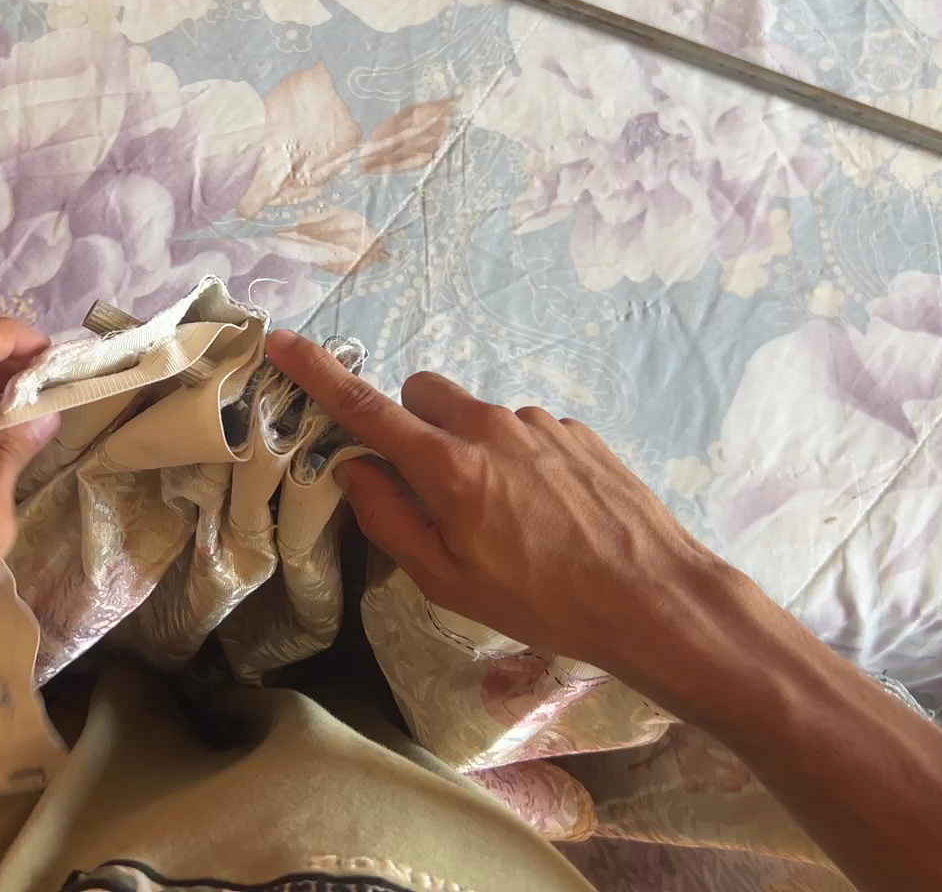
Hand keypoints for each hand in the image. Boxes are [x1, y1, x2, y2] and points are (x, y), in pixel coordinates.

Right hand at [265, 329, 745, 672]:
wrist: (658, 600)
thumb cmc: (540, 600)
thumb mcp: (445, 579)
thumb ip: (388, 517)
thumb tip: (354, 468)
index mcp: (447, 466)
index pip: (365, 407)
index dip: (317, 371)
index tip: (282, 339)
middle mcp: (487, 426)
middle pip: (421, 390)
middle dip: (412, 422)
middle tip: (434, 480)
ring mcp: (536, 421)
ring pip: (472, 412)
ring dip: (468, 444)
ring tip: (507, 508)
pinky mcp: (574, 427)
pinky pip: (520, 427)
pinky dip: (514, 454)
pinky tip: (547, 504)